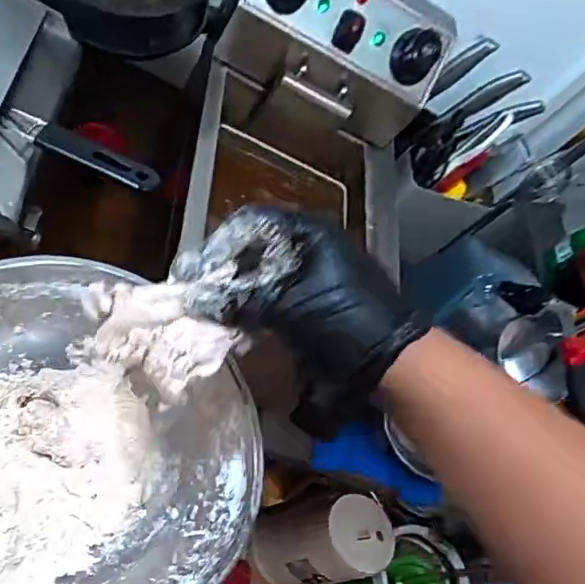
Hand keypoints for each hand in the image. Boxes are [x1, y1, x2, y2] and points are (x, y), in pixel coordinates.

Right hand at [218, 207, 428, 435]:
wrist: (386, 361)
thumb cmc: (344, 322)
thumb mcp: (290, 306)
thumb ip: (243, 299)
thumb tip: (198, 299)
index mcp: (309, 234)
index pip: (253, 222)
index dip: (222, 241)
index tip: (198, 267)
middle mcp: (307, 249)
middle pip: (253, 249)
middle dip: (224, 270)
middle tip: (199, 291)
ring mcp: (309, 278)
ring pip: (260, 276)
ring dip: (235, 292)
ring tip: (210, 309)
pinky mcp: (308, 306)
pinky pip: (270, 300)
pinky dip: (250, 310)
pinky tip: (232, 323)